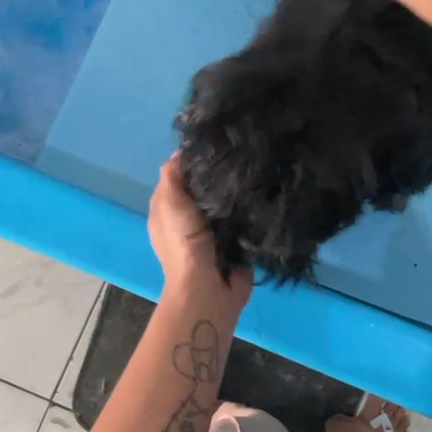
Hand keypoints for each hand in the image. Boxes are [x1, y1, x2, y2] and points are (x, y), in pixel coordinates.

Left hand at [149, 154, 252, 302]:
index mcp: (170, 210)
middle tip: (239, 154)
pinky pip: (246, 218)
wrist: (207, 287)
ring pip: (228, 201)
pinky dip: (252, 208)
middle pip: (207, 187)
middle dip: (220, 173)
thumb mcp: (169, 203)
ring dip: (238, 190)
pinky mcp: (238, 240)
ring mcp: (216, 230)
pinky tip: (263, 191)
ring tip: (255, 168)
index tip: (215, 144)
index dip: (194, 160)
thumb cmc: (183, 242)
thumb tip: (182, 153)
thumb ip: (172, 176)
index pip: (181, 176)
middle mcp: (192, 218)